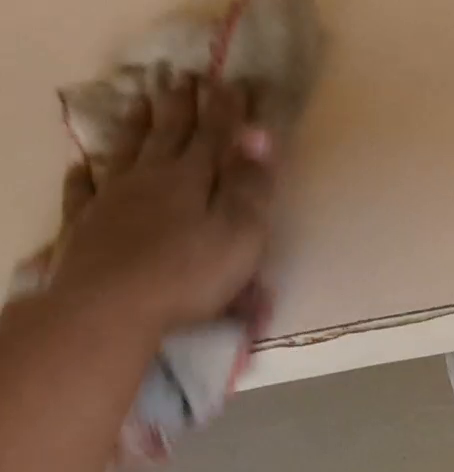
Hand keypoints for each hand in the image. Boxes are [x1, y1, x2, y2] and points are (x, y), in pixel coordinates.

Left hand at [47, 71, 274, 344]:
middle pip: (168, 135)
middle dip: (181, 106)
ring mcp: (114, 198)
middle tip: (185, 77)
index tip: (237, 84)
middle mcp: (150, 179)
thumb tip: (260, 135)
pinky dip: (88, 174)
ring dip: (137, 125)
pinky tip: (84, 167)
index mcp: (191, 181)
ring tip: (140, 101)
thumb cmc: (192, 274)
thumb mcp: (240, 233)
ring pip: (128, 151)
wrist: (113, 303)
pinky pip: (87, 189)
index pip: (215, 137)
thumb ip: (250, 186)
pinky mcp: (90, 223)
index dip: (228, 112)